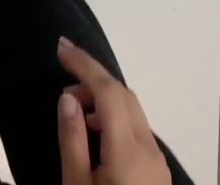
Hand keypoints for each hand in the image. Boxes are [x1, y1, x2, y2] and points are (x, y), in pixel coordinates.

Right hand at [56, 38, 173, 184]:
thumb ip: (72, 139)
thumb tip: (69, 96)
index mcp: (129, 149)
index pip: (108, 90)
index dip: (84, 62)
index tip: (60, 46)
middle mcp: (150, 149)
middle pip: (125, 96)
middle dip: (94, 78)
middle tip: (63, 77)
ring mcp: (158, 163)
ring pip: (133, 113)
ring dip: (105, 100)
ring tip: (75, 111)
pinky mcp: (159, 175)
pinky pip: (137, 131)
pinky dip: (115, 120)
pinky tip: (95, 135)